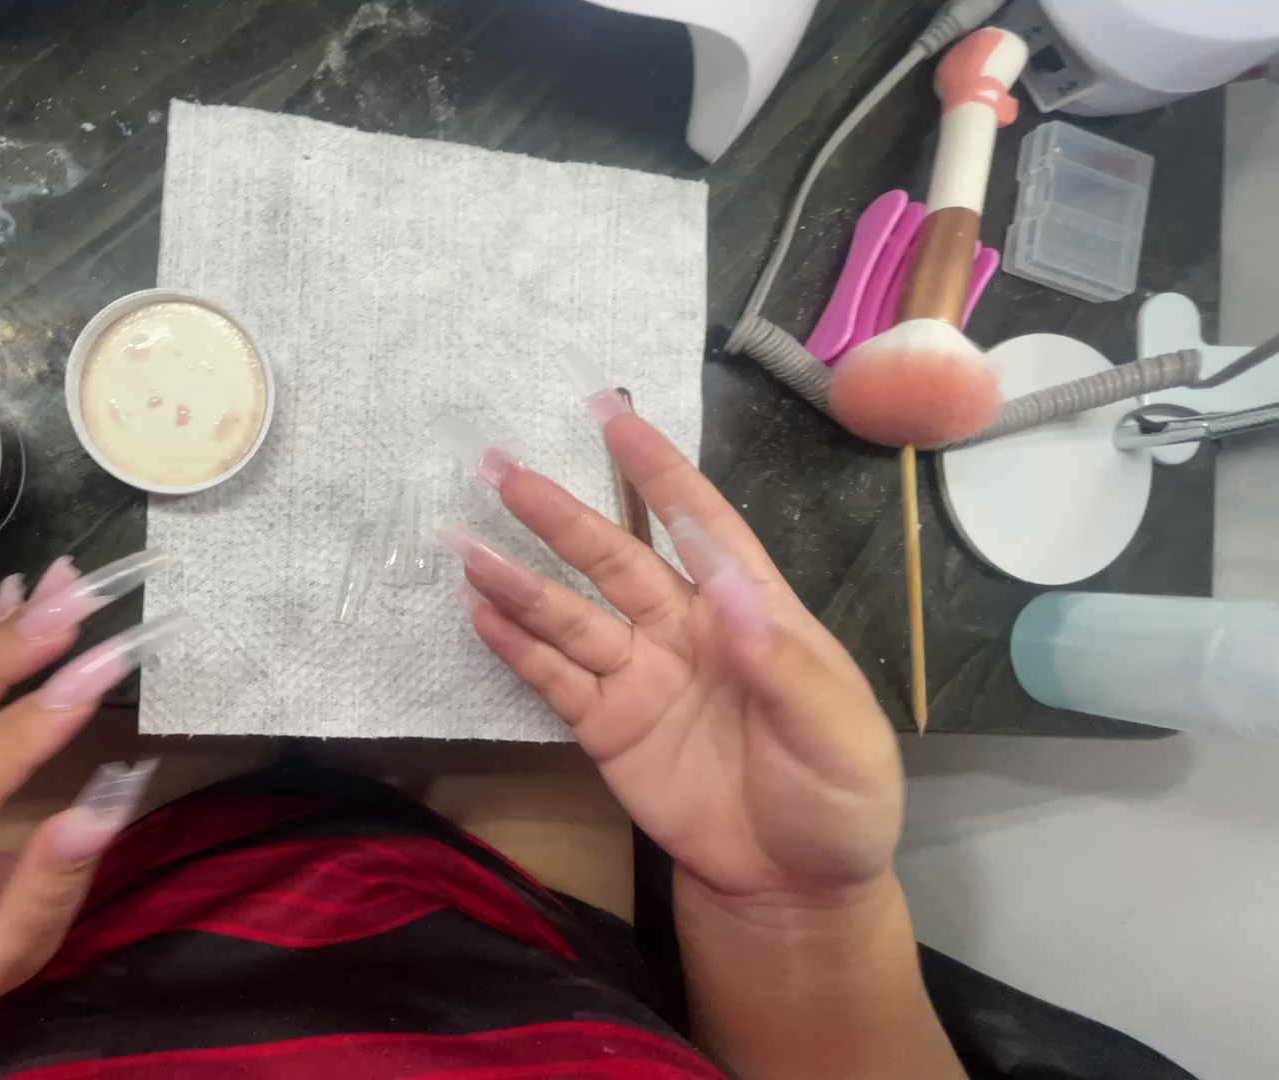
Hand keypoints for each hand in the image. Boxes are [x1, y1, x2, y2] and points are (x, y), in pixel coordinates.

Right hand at [440, 396, 901, 903]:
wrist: (786, 880)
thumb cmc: (834, 797)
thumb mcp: (836, 732)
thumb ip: (782, 661)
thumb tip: (730, 590)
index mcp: (744, 611)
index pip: (695, 522)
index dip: (655, 469)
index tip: (612, 415)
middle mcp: (677, 627)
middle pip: (607, 558)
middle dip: (556, 514)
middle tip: (501, 471)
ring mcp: (633, 673)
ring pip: (565, 614)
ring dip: (516, 581)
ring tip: (466, 546)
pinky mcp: (600, 721)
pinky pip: (550, 677)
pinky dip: (513, 647)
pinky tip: (477, 614)